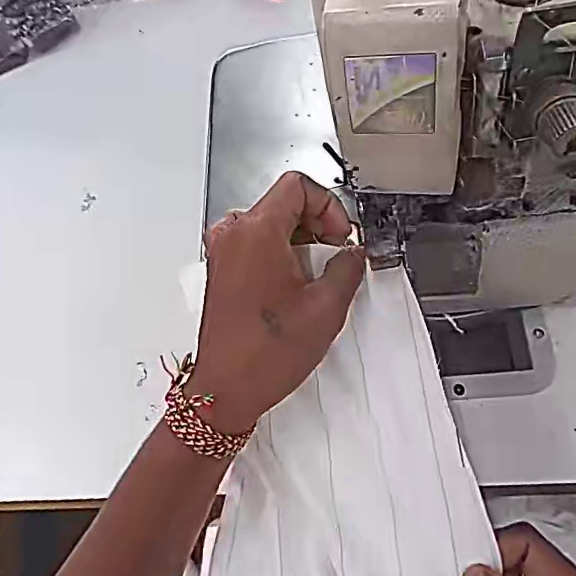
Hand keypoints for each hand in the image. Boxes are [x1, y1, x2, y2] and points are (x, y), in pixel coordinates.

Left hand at [190, 173, 366, 434]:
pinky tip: (298, 288)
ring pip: (272, 224)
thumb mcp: (326, 307)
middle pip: (285, 203)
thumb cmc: (262, 354)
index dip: (329, 206)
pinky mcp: (222, 270)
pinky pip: (258, 245)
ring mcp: (223, 252)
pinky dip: (282, 255)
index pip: (298, 186)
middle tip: (336, 255)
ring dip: (301, 242)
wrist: (226, 389)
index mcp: (256, 233)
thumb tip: (353, 255)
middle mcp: (233, 235)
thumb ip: (347, 268)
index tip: (340, 235)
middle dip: (318, 225)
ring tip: (317, 277)